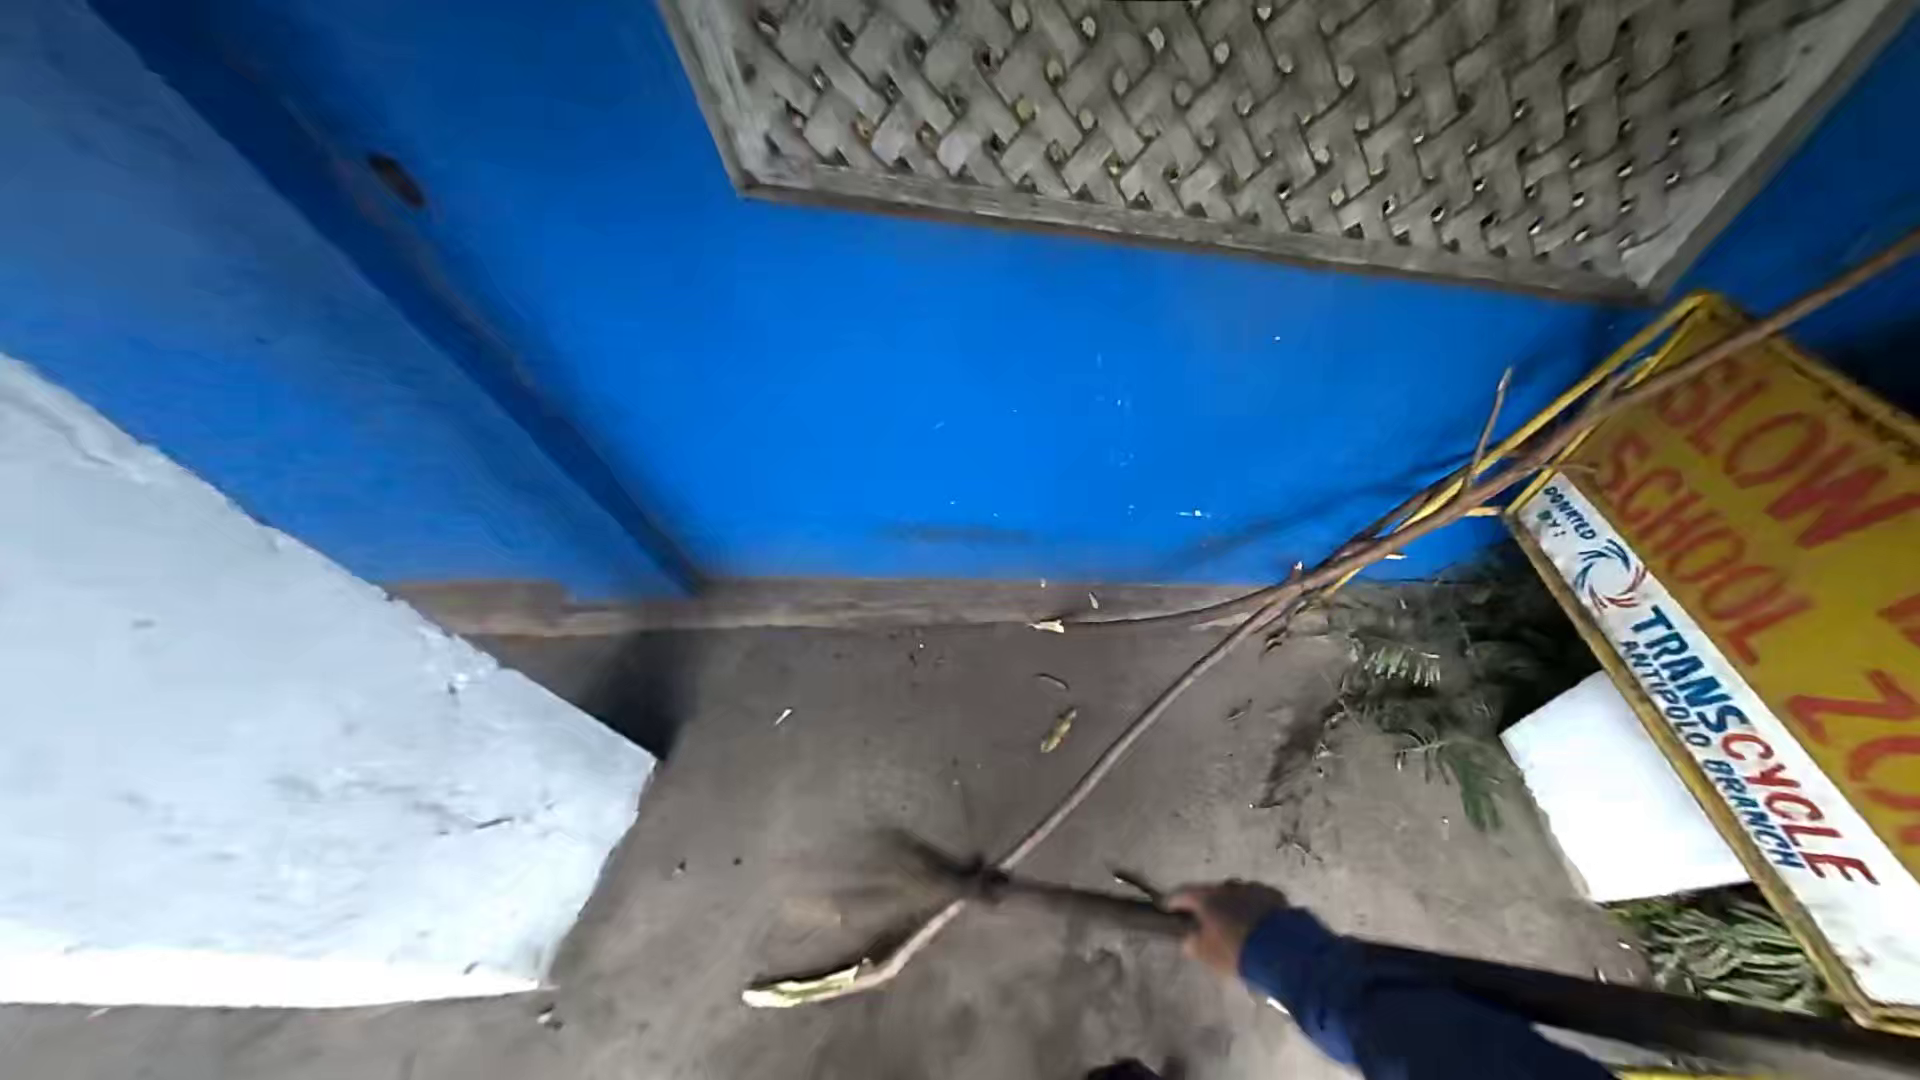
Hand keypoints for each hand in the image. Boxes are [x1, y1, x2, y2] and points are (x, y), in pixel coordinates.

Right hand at [1167, 880, 1289, 974]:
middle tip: (1206, 920)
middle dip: (1207, 904)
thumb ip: (1193, 944)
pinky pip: (1259, 901)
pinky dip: (1255, 909)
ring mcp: (1252, 889)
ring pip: (1236, 894)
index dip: (1173, 901)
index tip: (1168, 909)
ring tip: (1236, 924)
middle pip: (1211, 892)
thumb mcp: (1208, 955)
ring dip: (1232, 905)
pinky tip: (1260, 924)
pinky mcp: (1275, 897)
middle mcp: (1226, 887)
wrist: (1284, 951)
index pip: (1182, 894)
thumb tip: (1188, 939)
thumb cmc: (1237, 952)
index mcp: (1206, 898)